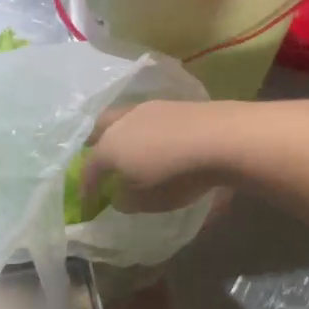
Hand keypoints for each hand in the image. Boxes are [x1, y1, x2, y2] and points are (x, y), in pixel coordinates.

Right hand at [81, 100, 228, 214]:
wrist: (221, 139)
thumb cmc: (174, 176)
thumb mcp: (144, 202)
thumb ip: (125, 200)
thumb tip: (119, 195)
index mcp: (108, 148)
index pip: (88, 170)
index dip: (86, 189)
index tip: (88, 204)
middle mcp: (122, 123)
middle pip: (100, 130)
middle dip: (95, 144)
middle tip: (99, 159)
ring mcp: (149, 109)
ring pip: (125, 120)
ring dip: (123, 135)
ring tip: (130, 149)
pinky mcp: (175, 105)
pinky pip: (149, 119)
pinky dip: (146, 132)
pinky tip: (156, 142)